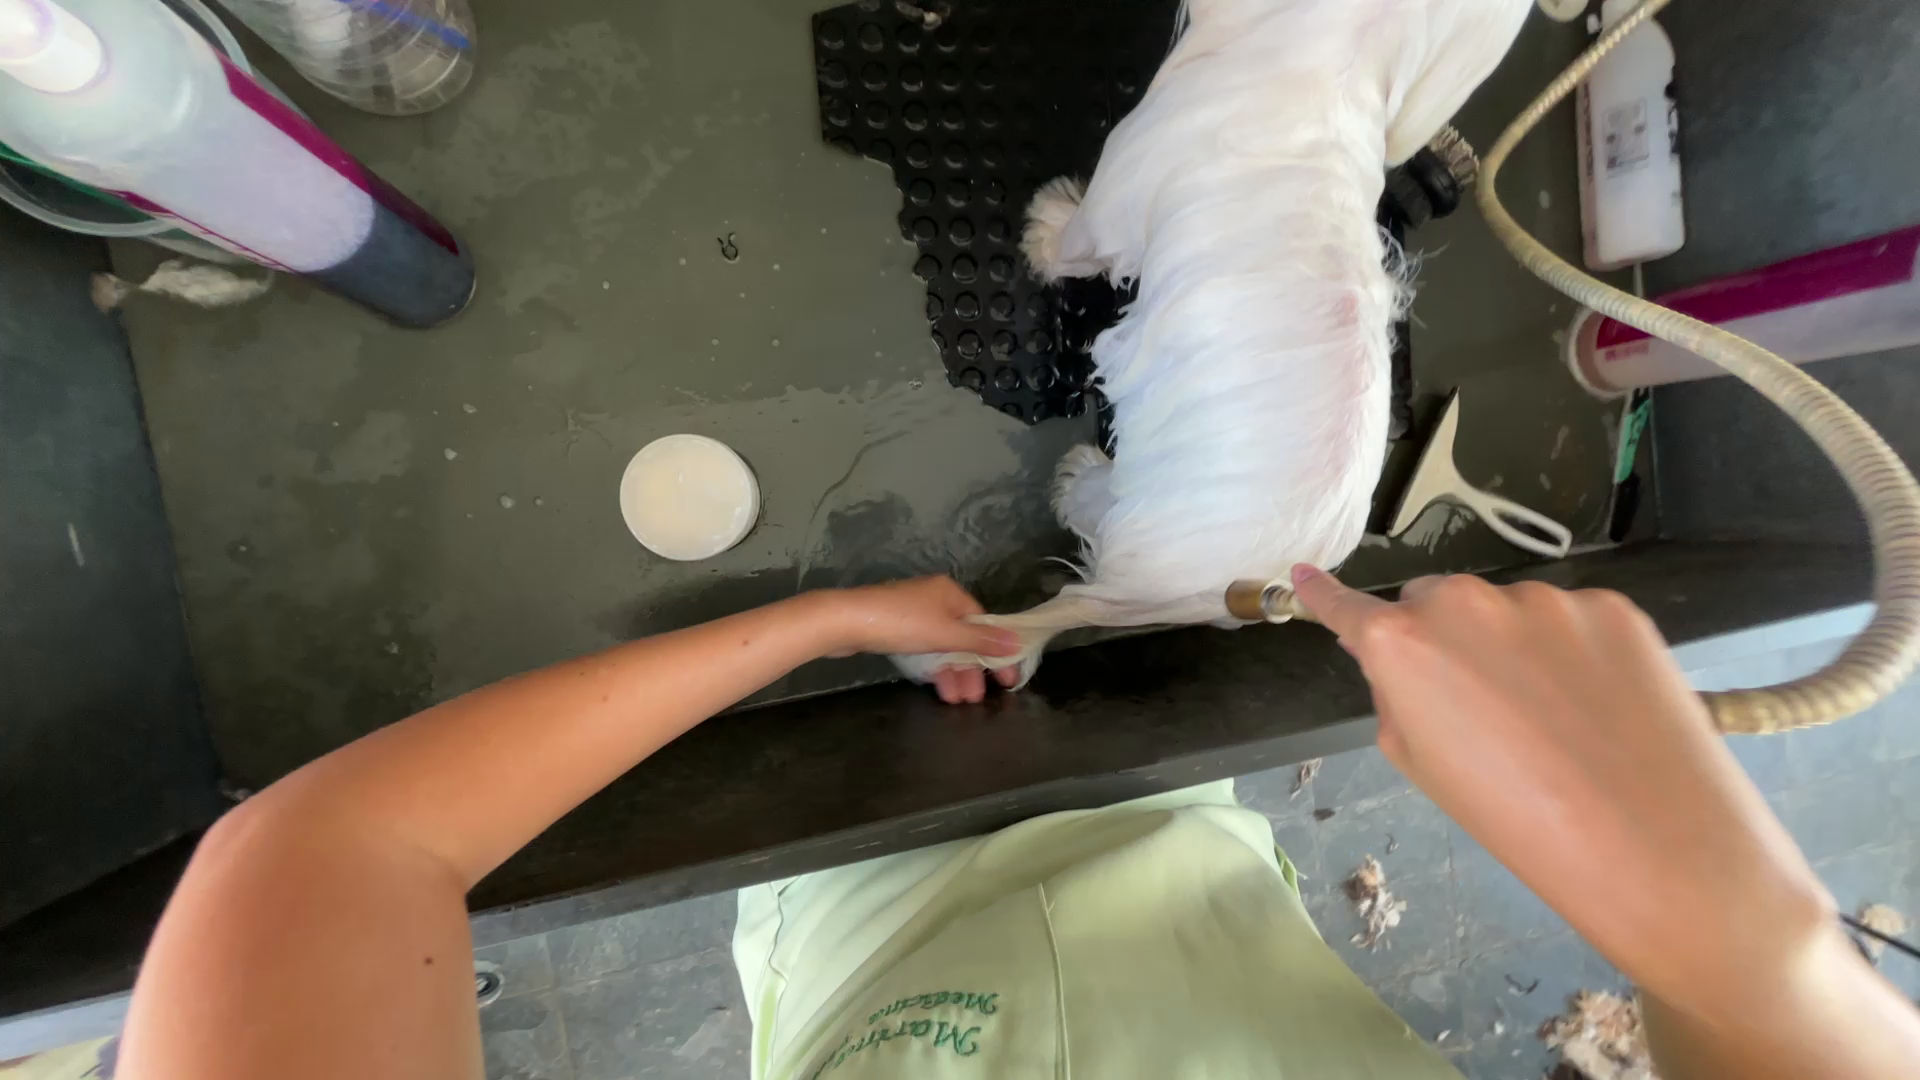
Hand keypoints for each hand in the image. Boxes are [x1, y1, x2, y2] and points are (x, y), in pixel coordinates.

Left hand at [819, 577, 1021, 703]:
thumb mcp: (946, 633)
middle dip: (971, 668)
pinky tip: (938, 688)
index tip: (1005, 678)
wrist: (846, 622)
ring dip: (952, 672)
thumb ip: (980, 640)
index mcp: (950, 593)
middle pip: (962, 637)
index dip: (995, 651)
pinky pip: (923, 650)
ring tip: (957, 700)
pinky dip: (932, 668)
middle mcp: (934, 599)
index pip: (982, 622)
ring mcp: (913, 614)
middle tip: (976, 698)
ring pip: (942, 646)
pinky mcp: (895, 629)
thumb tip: (1016, 642)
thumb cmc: (902, 623)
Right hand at [1288, 565, 1835, 1026]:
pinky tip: (1594, 700)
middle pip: (1430, 601)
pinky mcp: (1612, 607)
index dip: (1319, 592)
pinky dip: (1567, 647)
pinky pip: (1565, 617)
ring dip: (1506, 640)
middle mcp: (1460, 601)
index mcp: (1398, 642)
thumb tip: (1393, 655)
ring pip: (1501, 608)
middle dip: (1438, 634)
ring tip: (1549, 709)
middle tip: (1473, 695)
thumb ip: (1392, 690)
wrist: (1660, 853)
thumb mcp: (1414, 757)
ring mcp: (1541, 598)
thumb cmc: (1509, 816)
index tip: (1302, 574)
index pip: (1342, 604)